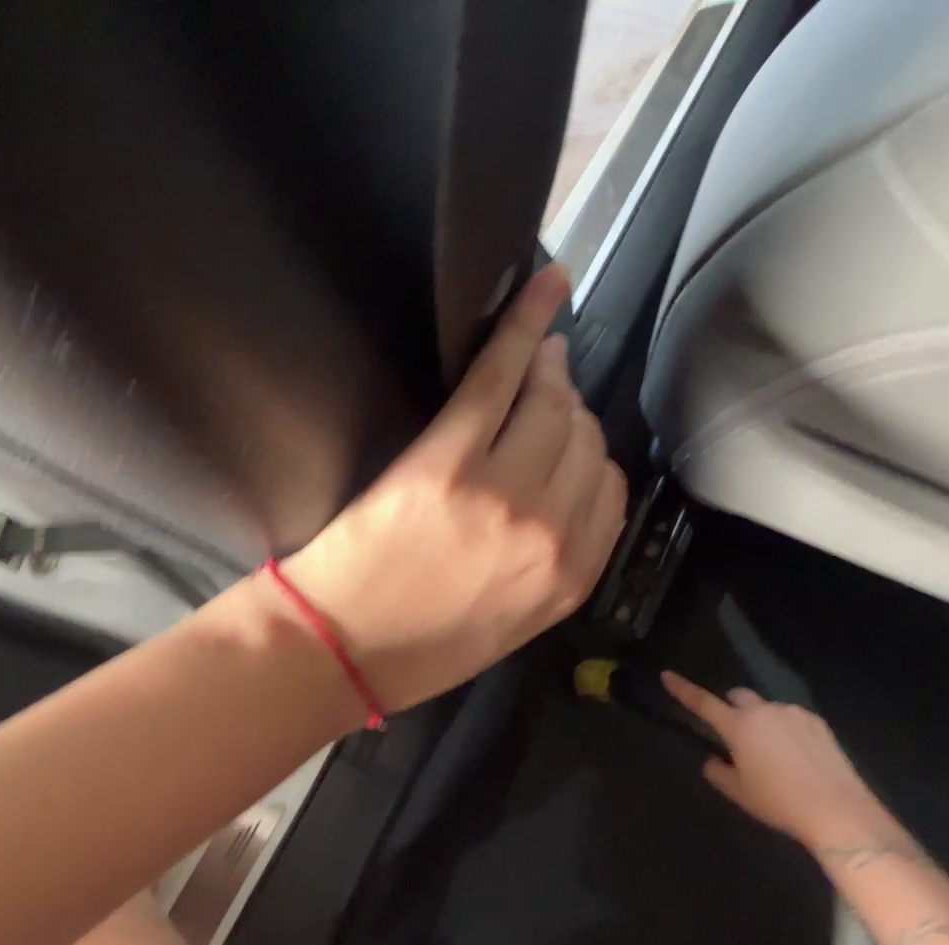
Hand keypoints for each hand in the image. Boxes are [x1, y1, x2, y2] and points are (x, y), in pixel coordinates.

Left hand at [276, 265, 626, 710]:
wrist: (338, 650)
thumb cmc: (418, 645)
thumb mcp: (512, 621)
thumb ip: (554, 562)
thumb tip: (564, 489)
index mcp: (568, 577)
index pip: (610, 488)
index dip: (589, 453)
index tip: (569, 434)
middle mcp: (550, 531)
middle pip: (584, 438)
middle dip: (569, 408)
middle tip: (546, 385)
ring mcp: (503, 491)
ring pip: (552, 404)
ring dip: (549, 370)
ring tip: (539, 352)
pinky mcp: (450, 458)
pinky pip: (500, 377)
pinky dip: (523, 326)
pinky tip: (540, 289)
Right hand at [661, 672, 885, 847]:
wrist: (837, 811)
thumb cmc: (779, 803)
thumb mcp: (740, 793)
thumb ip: (719, 772)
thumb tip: (714, 760)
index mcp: (739, 727)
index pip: (703, 703)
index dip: (683, 690)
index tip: (667, 675)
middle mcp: (765, 711)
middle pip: (739, 696)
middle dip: (732, 708)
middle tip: (736, 736)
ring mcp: (794, 713)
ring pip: (768, 709)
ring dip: (762, 722)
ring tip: (774, 757)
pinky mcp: (818, 723)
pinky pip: (792, 719)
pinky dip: (786, 731)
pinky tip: (798, 758)